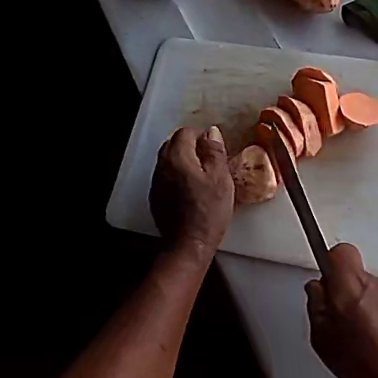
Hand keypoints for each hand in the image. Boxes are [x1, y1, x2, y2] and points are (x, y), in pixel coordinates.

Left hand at [150, 126, 232, 259]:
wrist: (189, 244)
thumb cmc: (208, 211)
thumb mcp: (220, 178)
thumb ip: (215, 151)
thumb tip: (211, 133)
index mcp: (176, 157)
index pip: (185, 132)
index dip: (201, 135)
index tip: (214, 147)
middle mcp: (161, 166)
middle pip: (173, 144)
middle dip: (191, 146)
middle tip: (210, 159)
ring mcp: (156, 183)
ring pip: (168, 161)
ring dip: (183, 161)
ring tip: (202, 175)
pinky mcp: (156, 198)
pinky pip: (166, 177)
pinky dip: (177, 176)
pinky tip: (191, 190)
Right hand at [306, 243, 377, 377]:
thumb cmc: (366, 363)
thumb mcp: (322, 337)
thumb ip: (316, 305)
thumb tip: (316, 292)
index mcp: (351, 286)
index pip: (340, 252)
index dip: (331, 262)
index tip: (326, 277)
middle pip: (358, 276)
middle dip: (346, 292)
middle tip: (338, 317)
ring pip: (376, 294)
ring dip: (367, 309)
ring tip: (359, 339)